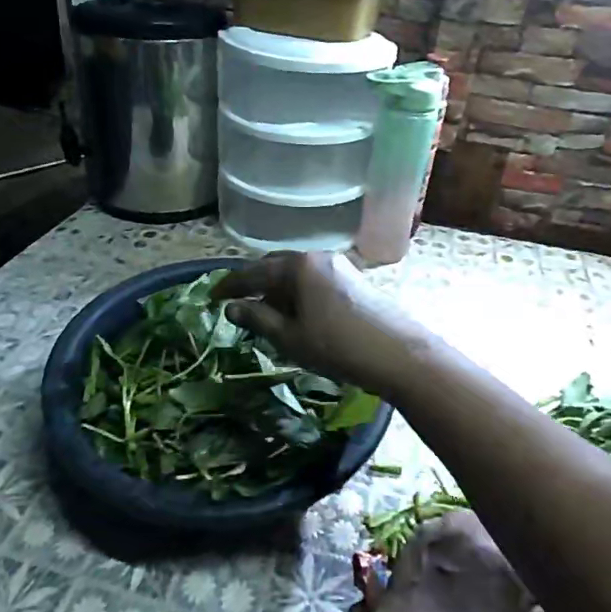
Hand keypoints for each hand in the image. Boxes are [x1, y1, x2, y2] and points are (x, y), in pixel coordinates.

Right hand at [213, 252, 430, 397]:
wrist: (398, 354)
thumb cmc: (336, 346)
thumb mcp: (288, 337)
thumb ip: (257, 318)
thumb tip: (231, 307)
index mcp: (296, 266)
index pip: (252, 272)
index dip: (229, 286)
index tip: (212, 298)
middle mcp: (315, 257)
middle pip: (274, 266)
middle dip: (254, 284)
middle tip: (237, 304)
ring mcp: (337, 266)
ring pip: (295, 274)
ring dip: (276, 290)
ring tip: (266, 314)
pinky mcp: (353, 279)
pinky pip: (313, 280)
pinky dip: (297, 294)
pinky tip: (297, 315)